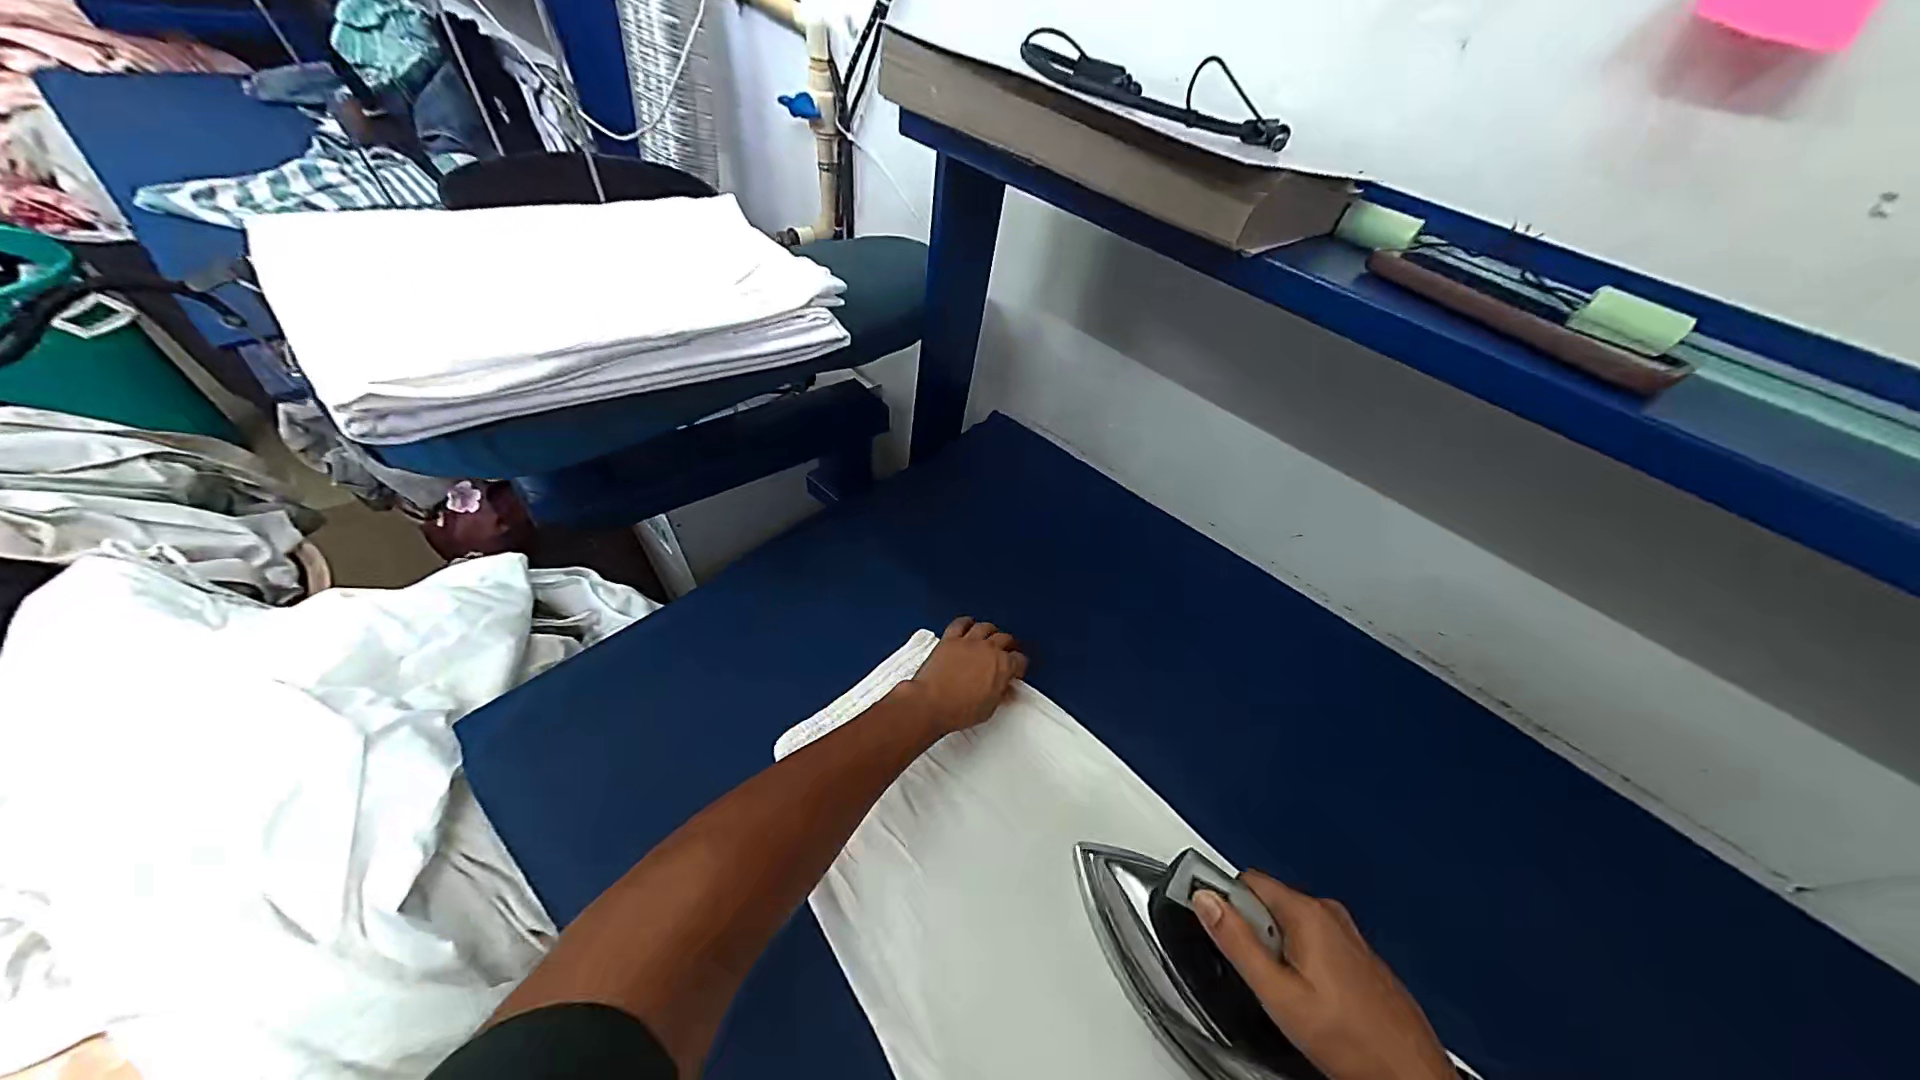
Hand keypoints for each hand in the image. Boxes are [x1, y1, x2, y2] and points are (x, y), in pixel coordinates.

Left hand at [902, 617, 1027, 734]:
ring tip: (992, 634)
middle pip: (1005, 638)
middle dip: (1009, 644)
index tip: (1016, 669)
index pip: (1019, 660)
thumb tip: (1005, 690)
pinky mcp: (950, 639)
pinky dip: (966, 622)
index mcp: (1003, 666)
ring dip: (991, 630)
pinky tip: (968, 623)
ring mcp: (969, 642)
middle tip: (1008, 650)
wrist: (931, 703)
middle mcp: (988, 649)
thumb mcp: (989, 708)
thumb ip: (1000, 693)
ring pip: (985, 627)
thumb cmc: (958, 709)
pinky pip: (961, 623)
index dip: (1019, 665)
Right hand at [1193, 873, 1454, 1079]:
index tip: (1218, 925)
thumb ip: (1236, 941)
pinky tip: (1313, 998)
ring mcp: (1347, 933)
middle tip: (1263, 974)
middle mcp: (1329, 913)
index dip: (1226, 902)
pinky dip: (1302, 958)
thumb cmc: (1353, 1042)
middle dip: (1254, 930)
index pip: (1245, 879)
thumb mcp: (1277, 994)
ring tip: (1290, 992)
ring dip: (1278, 947)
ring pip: (1289, 922)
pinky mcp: (1357, 953)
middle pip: (1266, 901)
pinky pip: (1312, 939)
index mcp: (1307, 913)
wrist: (1411, 1076)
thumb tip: (1205, 901)